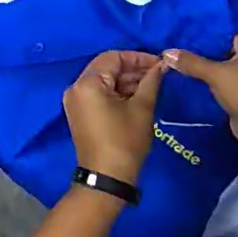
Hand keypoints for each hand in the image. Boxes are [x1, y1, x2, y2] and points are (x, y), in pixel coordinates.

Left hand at [63, 50, 164, 182]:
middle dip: (133, 69)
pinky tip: (138, 95)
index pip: (113, 57)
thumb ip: (152, 81)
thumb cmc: (125, 141)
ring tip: (152, 85)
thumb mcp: (142, 108)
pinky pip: (99, 93)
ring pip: (103, 80)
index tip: (160, 64)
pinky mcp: (79, 112)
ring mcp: (75, 101)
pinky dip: (116, 92)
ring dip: (126, 80)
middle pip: (106, 67)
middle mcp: (76, 87)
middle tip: (159, 74)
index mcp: (87, 83)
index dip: (138, 57)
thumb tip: (162, 65)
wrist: (107, 179)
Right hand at [164, 35, 237, 152]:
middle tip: (163, 53)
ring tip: (165, 67)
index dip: (194, 37)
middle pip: (215, 54)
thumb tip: (166, 52)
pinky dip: (202, 89)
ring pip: (214, 73)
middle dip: (193, 56)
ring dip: (196, 74)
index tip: (170, 37)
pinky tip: (179, 85)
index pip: (217, 35)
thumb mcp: (218, 74)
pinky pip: (215, 89)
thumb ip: (191, 63)